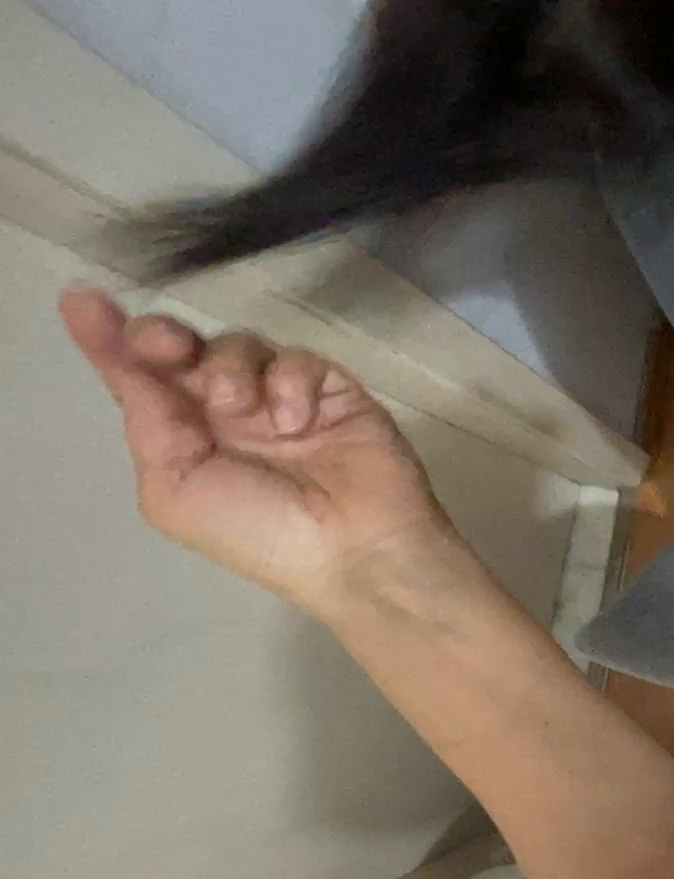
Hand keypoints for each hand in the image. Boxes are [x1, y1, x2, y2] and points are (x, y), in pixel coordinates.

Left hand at [62, 288, 462, 620]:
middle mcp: (237, 415)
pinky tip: (298, 421)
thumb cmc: (259, 532)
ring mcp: (290, 403)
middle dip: (166, 337)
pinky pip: (304, 361)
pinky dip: (292, 382)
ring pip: (245, 346)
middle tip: (171, 349)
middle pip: (191, 349)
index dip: (111, 340)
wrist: (354, 547)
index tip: (84, 301)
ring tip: (244, 407)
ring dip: (232, 366)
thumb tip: (123, 357)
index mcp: (191, 439)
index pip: (146, 379)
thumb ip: (151, 420)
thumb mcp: (176, 487)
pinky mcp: (342, 396)